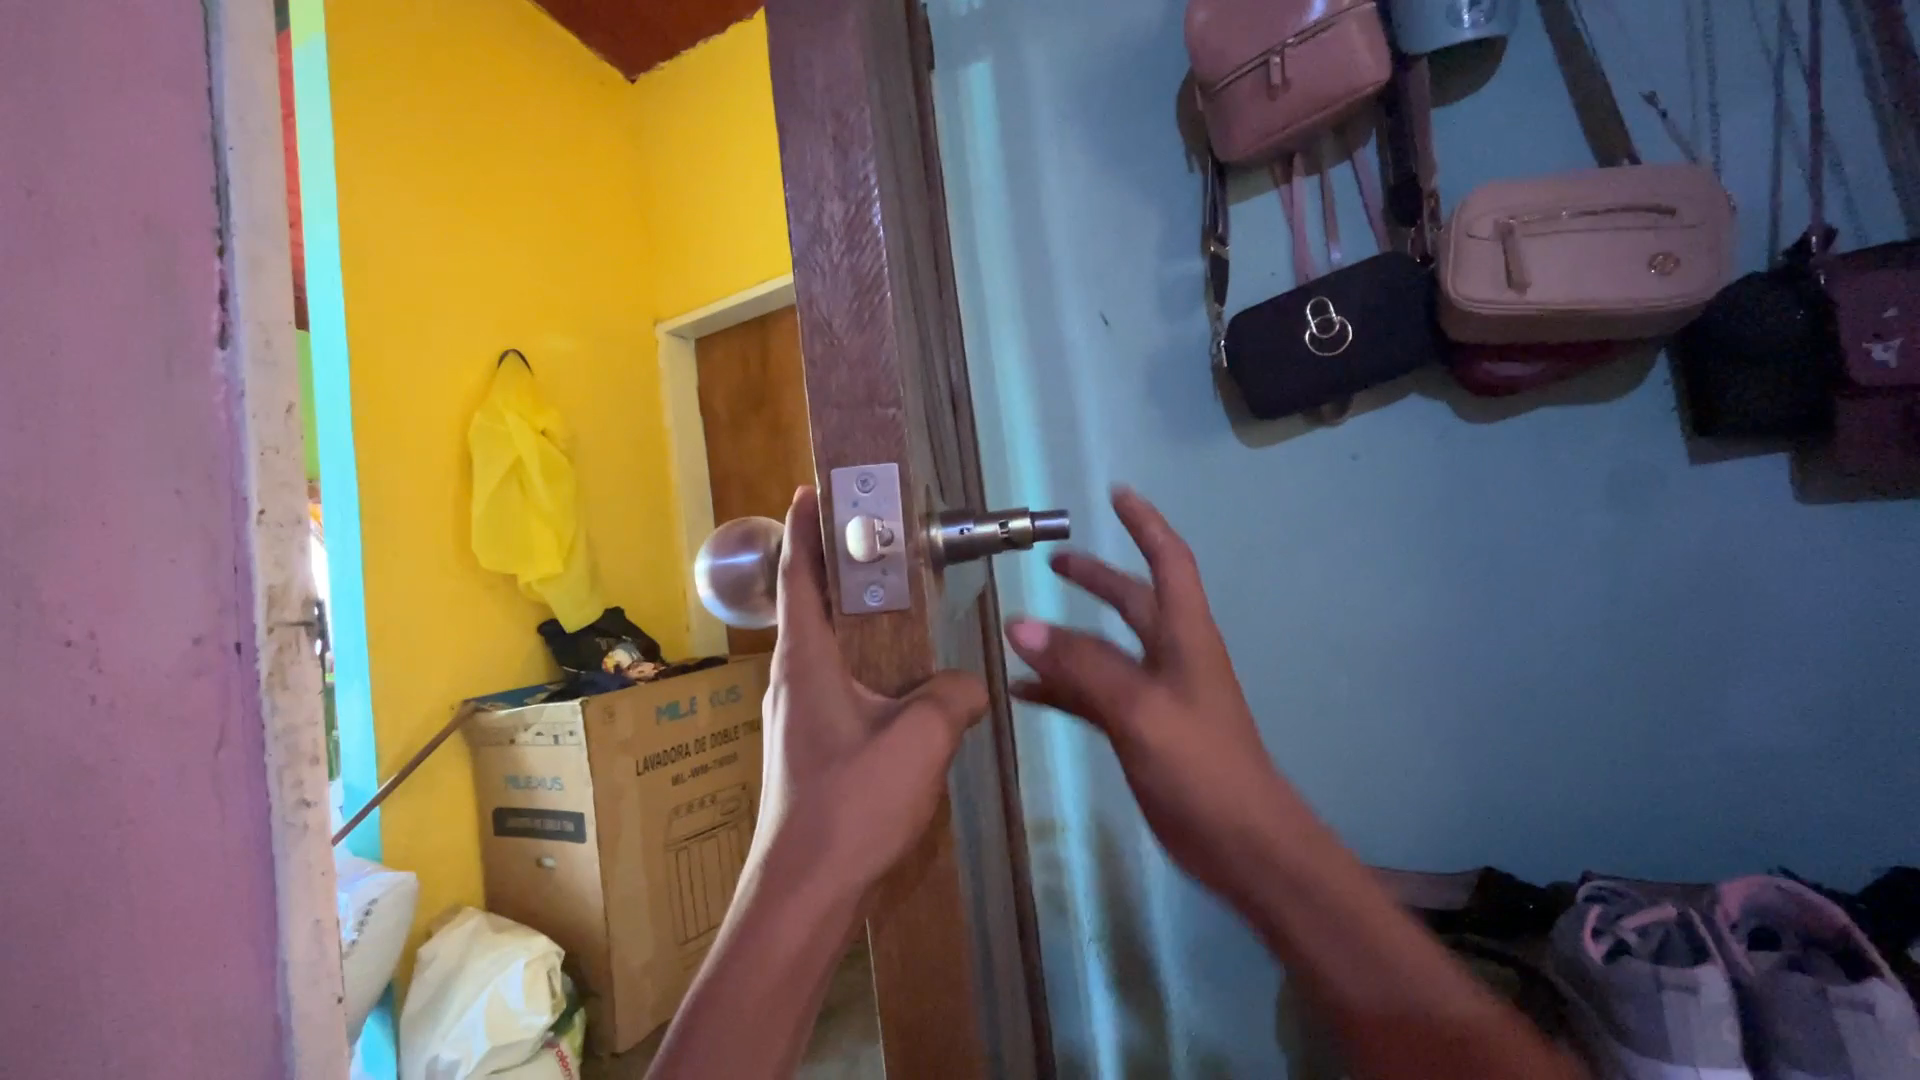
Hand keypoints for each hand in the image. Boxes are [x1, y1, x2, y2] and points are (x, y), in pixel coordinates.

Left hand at [752, 488, 989, 895]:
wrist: (806, 888)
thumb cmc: (852, 801)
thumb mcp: (920, 738)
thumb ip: (954, 696)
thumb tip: (972, 684)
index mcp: (806, 661)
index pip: (798, 576)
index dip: (802, 528)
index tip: (809, 489)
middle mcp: (793, 679)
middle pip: (811, 606)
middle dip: (837, 568)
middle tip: (878, 539)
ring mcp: (798, 715)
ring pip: (827, 649)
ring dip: (854, 620)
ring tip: (900, 602)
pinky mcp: (811, 746)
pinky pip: (841, 685)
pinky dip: (866, 664)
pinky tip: (903, 679)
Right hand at [1004, 488, 1309, 906]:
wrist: (1242, 844)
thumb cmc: (1202, 765)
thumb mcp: (1139, 708)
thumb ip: (1080, 666)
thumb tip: (1018, 625)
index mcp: (1185, 636)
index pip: (1168, 562)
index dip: (1146, 525)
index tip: (1117, 494)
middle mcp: (1171, 656)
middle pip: (1131, 601)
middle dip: (1095, 578)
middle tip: (1054, 563)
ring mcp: (1155, 694)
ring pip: (1104, 651)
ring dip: (1068, 637)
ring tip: (1023, 627)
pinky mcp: (1141, 730)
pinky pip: (1092, 696)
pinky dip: (1061, 689)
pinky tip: (1025, 692)